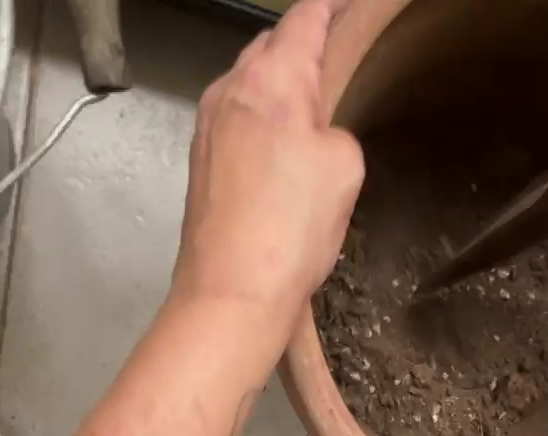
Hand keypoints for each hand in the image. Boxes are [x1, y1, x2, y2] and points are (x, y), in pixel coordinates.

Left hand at [168, 0, 362, 333]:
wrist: (231, 294)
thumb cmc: (290, 230)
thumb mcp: (344, 170)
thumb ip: (335, 133)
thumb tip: (314, 140)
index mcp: (271, 80)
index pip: (305, 18)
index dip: (331, 7)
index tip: (348, 6)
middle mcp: (229, 92)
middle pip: (268, 47)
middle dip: (300, 45)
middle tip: (332, 56)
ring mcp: (206, 130)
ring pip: (246, 86)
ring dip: (276, 86)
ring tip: (305, 105)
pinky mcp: (199, 167)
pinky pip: (234, 123)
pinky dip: (259, 121)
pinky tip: (277, 149)